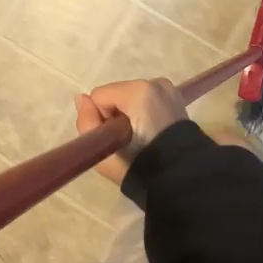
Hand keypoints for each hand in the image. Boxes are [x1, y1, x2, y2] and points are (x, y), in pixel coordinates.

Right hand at [73, 77, 187, 184]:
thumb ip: (87, 121)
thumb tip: (81, 99)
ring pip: (131, 98)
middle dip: (115, 115)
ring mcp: (168, 91)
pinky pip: (147, 102)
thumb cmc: (139, 165)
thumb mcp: (104, 150)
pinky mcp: (176, 100)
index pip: (100, 96)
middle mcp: (155, 83)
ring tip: (138, 141)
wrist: (180, 179)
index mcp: (139, 91)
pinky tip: (149, 135)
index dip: (100, 119)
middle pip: (117, 95)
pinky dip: (143, 115)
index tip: (111, 139)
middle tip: (124, 142)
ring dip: (129, 115)